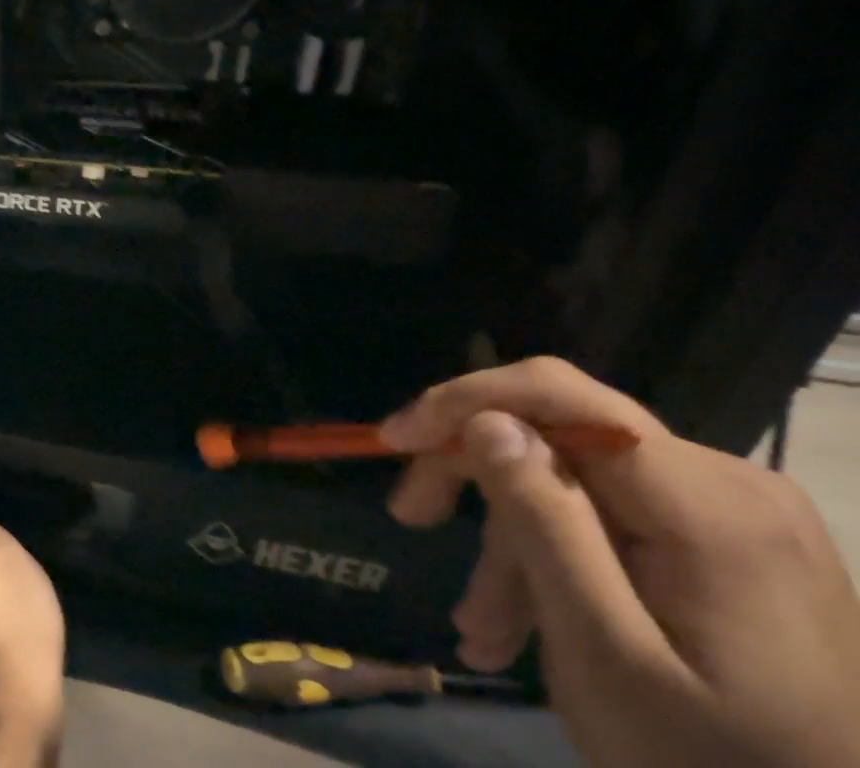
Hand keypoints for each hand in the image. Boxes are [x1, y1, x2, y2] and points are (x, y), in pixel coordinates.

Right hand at [382, 357, 859, 767]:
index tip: (394, 441)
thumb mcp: (601, 649)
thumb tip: (488, 422)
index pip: (565, 397)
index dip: (465, 401)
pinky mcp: (729, 547)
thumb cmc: (703, 759)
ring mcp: (736, 516)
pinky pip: (613, 523)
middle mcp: (732, 486)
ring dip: (514, 545)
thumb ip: (547, 525)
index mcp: (710, 505)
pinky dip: (557, 563)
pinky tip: (521, 625)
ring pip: (578, 488)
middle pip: (564, 438)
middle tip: (409, 519)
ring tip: (479, 627)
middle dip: (479, 480)